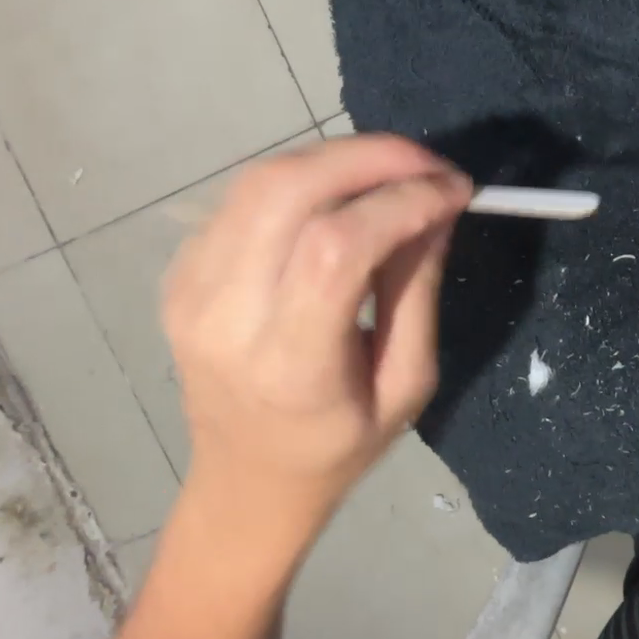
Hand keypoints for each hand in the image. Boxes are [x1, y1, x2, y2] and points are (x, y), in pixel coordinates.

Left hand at [160, 136, 471, 532]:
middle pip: (287, 191)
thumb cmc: (341, 445)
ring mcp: (190, 289)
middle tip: (430, 163)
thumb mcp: (409, 382)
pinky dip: (309, 178)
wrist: (245, 482)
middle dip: (372, 156)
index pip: (337, 248)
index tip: (458, 190)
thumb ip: (419, 290)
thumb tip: (438, 209)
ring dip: (341, 157)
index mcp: (290, 364)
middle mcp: (225, 317)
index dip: (403, 201)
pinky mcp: (180, 273)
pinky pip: (248, 196)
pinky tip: (348, 195)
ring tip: (397, 169)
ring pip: (262, 179)